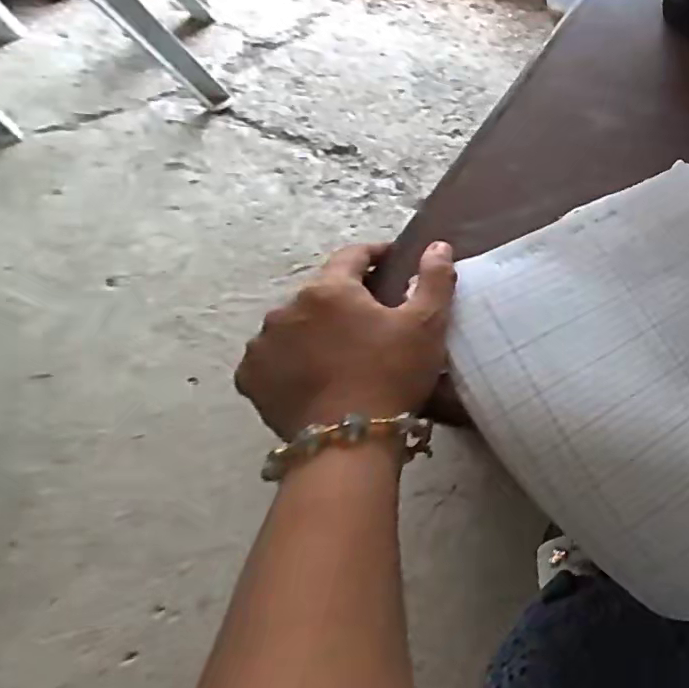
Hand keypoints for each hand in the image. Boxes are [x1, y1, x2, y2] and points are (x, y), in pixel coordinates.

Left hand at [236, 241, 455, 440]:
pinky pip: (275, 355)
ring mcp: (263, 344)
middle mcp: (286, 308)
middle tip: (376, 317)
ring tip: (345, 350)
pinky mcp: (250, 377)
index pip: (352, 255)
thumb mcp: (427, 324)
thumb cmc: (392, 374)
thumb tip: (438, 245)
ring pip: (296, 323)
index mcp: (329, 290)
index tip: (393, 260)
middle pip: (323, 292)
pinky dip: (294, 356)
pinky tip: (316, 372)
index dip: (375, 253)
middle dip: (348, 297)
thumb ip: (435, 279)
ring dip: (318, 327)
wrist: (347, 441)